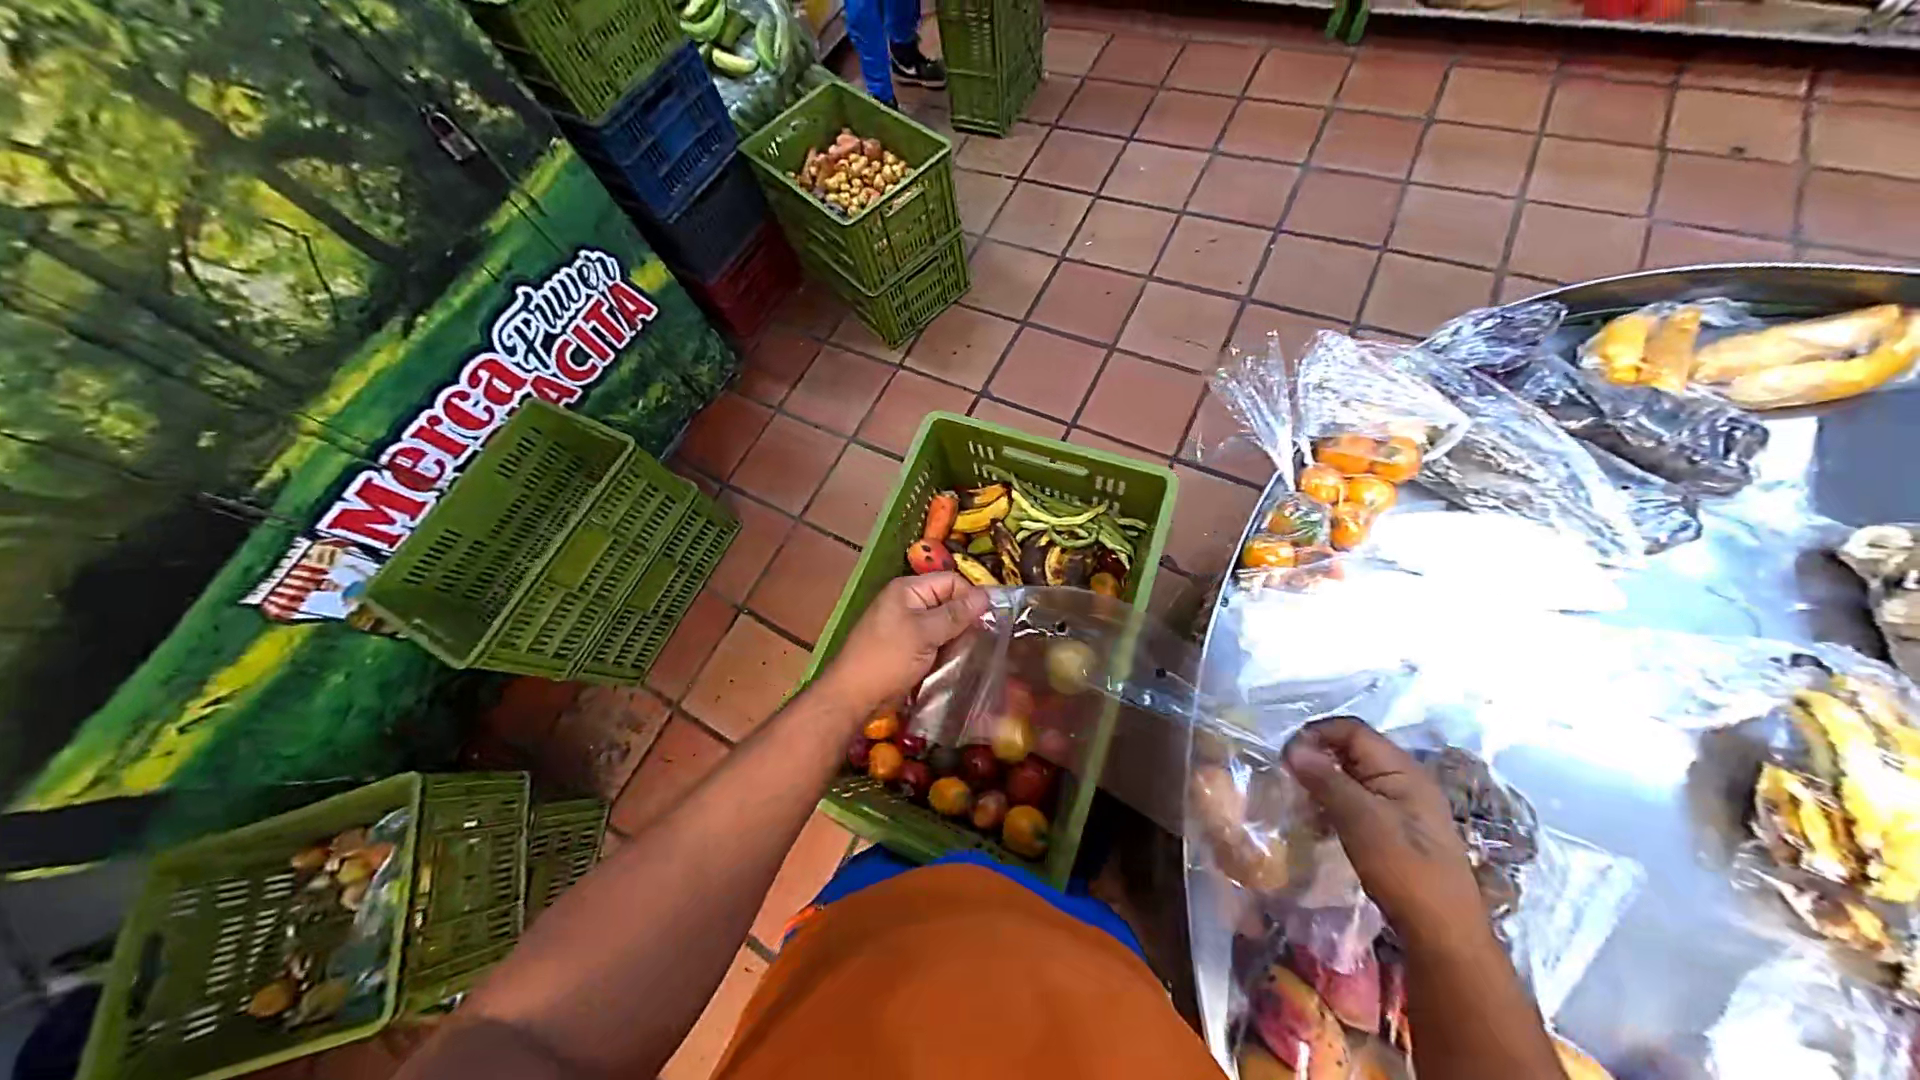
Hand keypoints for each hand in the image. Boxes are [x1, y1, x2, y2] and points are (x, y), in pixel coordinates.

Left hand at [812, 572, 989, 719]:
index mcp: (907, 590)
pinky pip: (936, 642)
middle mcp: (908, 603)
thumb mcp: (924, 633)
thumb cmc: (887, 659)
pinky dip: (948, 649)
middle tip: (990, 637)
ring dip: (959, 637)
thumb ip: (956, 614)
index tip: (993, 618)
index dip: (971, 596)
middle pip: (948, 602)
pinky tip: (963, 661)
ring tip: (980, 650)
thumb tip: (987, 595)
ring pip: (944, 624)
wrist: (854, 696)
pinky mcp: (909, 648)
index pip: (950, 581)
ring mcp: (908, 627)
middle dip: (967, 618)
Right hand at [1283, 717, 1486, 950]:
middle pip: (1351, 749)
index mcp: (1402, 769)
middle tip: (1288, 777)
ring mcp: (1402, 803)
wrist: (1443, 933)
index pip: (1351, 730)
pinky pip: (1357, 798)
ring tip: (1298, 798)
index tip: (1286, 757)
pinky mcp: (1395, 826)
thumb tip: (1293, 747)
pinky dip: (1333, 801)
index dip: (1316, 734)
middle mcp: (1404, 779)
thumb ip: (1326, 779)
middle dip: (1317, 756)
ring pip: (1352, 775)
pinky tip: (1318, 820)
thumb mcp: (1360, 820)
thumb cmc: (1404, 870)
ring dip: (1323, 780)